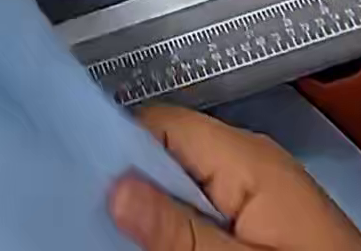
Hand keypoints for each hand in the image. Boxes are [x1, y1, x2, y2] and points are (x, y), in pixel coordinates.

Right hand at [109, 105, 360, 250]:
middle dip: (138, 181)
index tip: (93, 184)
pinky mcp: (267, 215)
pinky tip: (173, 243)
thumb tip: (111, 186)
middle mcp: (250, 158)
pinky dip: (188, 220)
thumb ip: (178, 229)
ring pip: (187, 179)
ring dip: (161, 205)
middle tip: (108, 218)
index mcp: (244, 155)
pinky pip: (211, 202)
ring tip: (133, 232)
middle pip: (170, 149)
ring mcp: (261, 187)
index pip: (158, 122)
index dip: (120, 147)